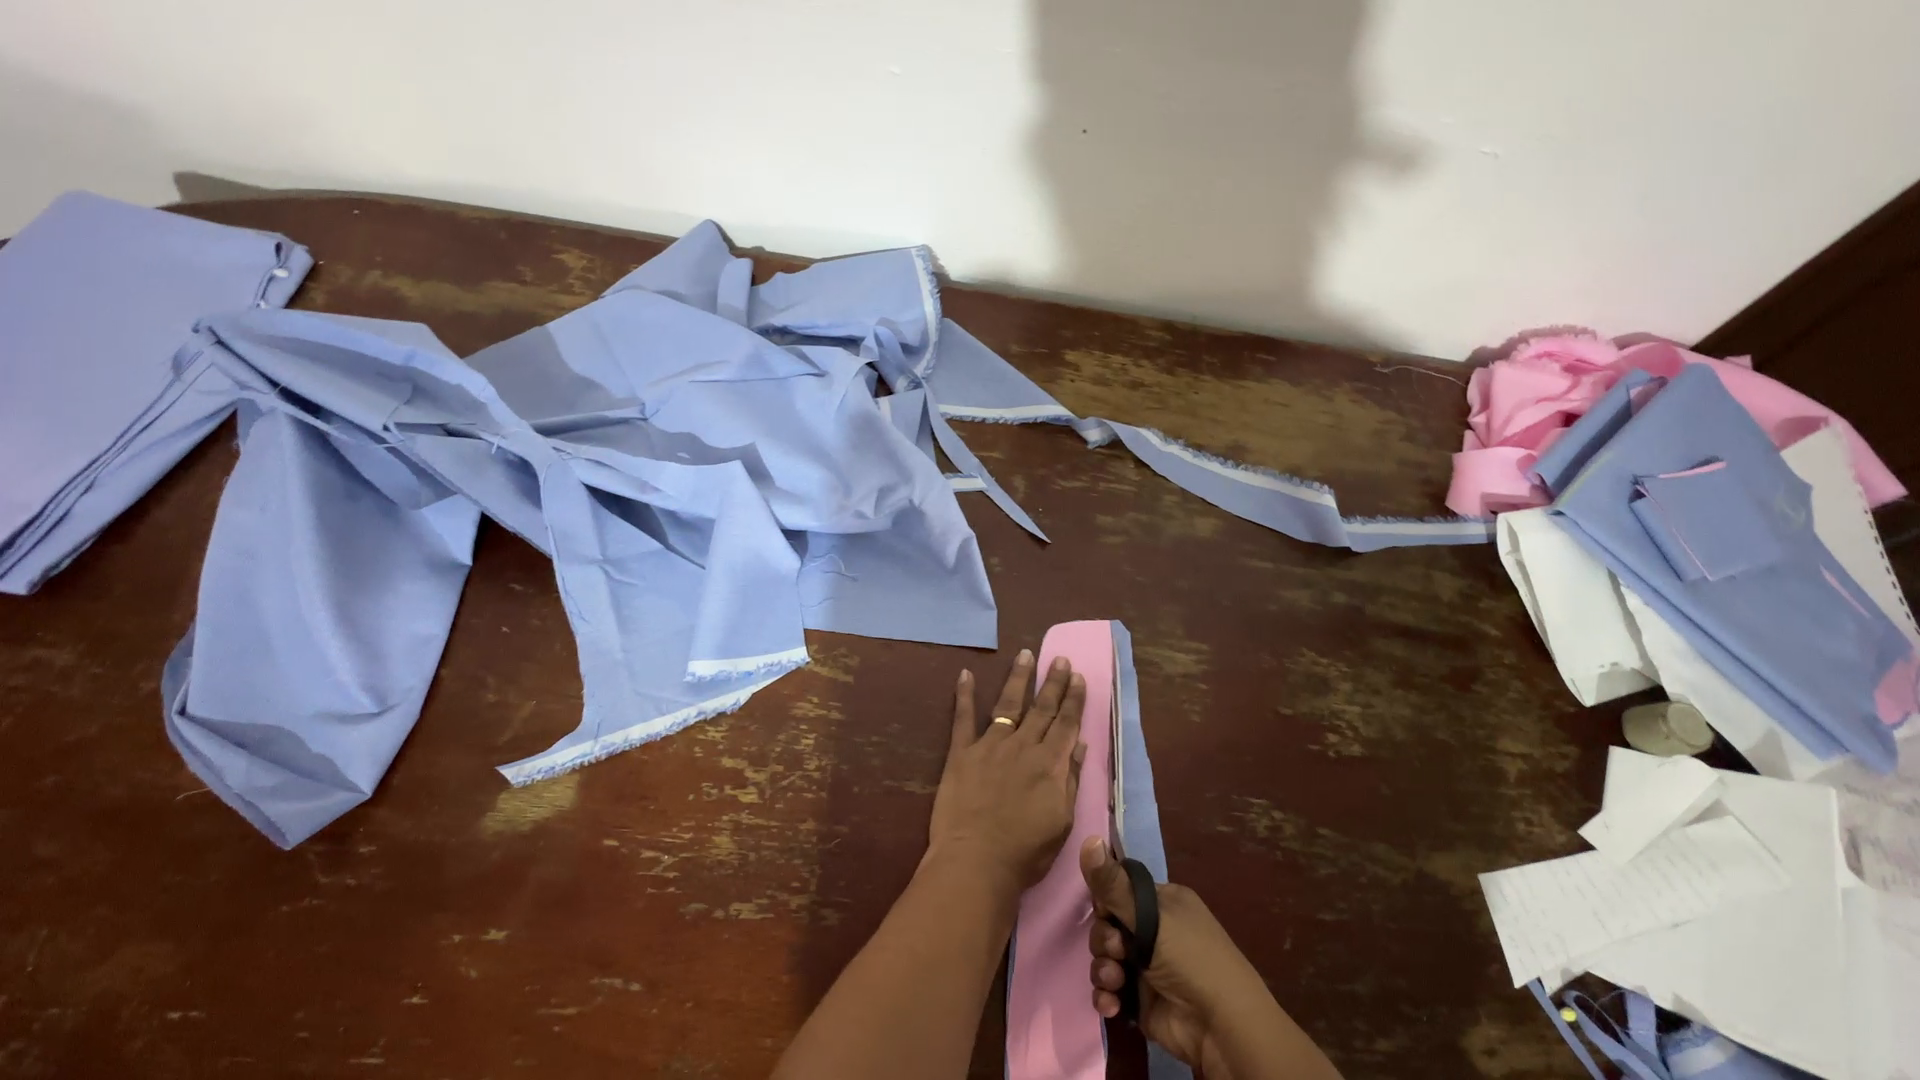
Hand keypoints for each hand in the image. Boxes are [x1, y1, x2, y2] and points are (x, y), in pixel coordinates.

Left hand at [927, 650, 1087, 892]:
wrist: (977, 861)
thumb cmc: (1026, 851)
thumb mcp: (1062, 821)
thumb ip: (1070, 779)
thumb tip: (1079, 745)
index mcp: (1050, 764)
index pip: (1067, 724)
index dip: (1074, 700)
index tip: (1079, 677)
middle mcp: (1023, 747)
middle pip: (1042, 708)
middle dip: (1053, 682)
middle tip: (1060, 659)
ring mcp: (990, 746)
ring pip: (1008, 704)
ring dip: (1019, 678)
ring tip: (1025, 654)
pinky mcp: (961, 754)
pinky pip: (963, 719)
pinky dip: (964, 695)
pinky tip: (965, 674)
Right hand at [1082, 837, 1271, 1077]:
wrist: (1219, 1025)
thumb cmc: (1191, 958)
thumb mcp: (1152, 917)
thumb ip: (1114, 885)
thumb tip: (1088, 838)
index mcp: (1162, 903)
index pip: (1119, 891)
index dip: (1105, 902)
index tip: (1104, 910)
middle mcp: (1153, 932)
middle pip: (1106, 925)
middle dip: (1104, 940)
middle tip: (1117, 949)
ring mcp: (1144, 967)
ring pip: (1104, 958)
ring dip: (1104, 970)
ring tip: (1116, 981)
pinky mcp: (1138, 999)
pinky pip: (1108, 990)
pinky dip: (1106, 996)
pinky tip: (1113, 1004)